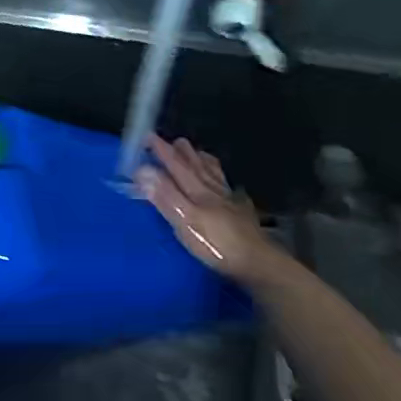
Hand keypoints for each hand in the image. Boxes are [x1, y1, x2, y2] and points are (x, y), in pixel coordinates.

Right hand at [136, 135, 288, 282]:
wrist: (258, 264)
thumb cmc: (216, 244)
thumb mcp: (184, 220)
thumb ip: (165, 195)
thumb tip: (142, 171)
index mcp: (198, 193)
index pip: (177, 168)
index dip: (162, 153)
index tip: (148, 137)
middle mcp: (214, 193)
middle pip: (198, 168)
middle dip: (185, 154)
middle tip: (177, 140)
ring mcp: (230, 204)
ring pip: (215, 177)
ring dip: (205, 164)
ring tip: (200, 153)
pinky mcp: (241, 216)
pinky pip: (229, 191)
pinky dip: (224, 183)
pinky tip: (227, 186)